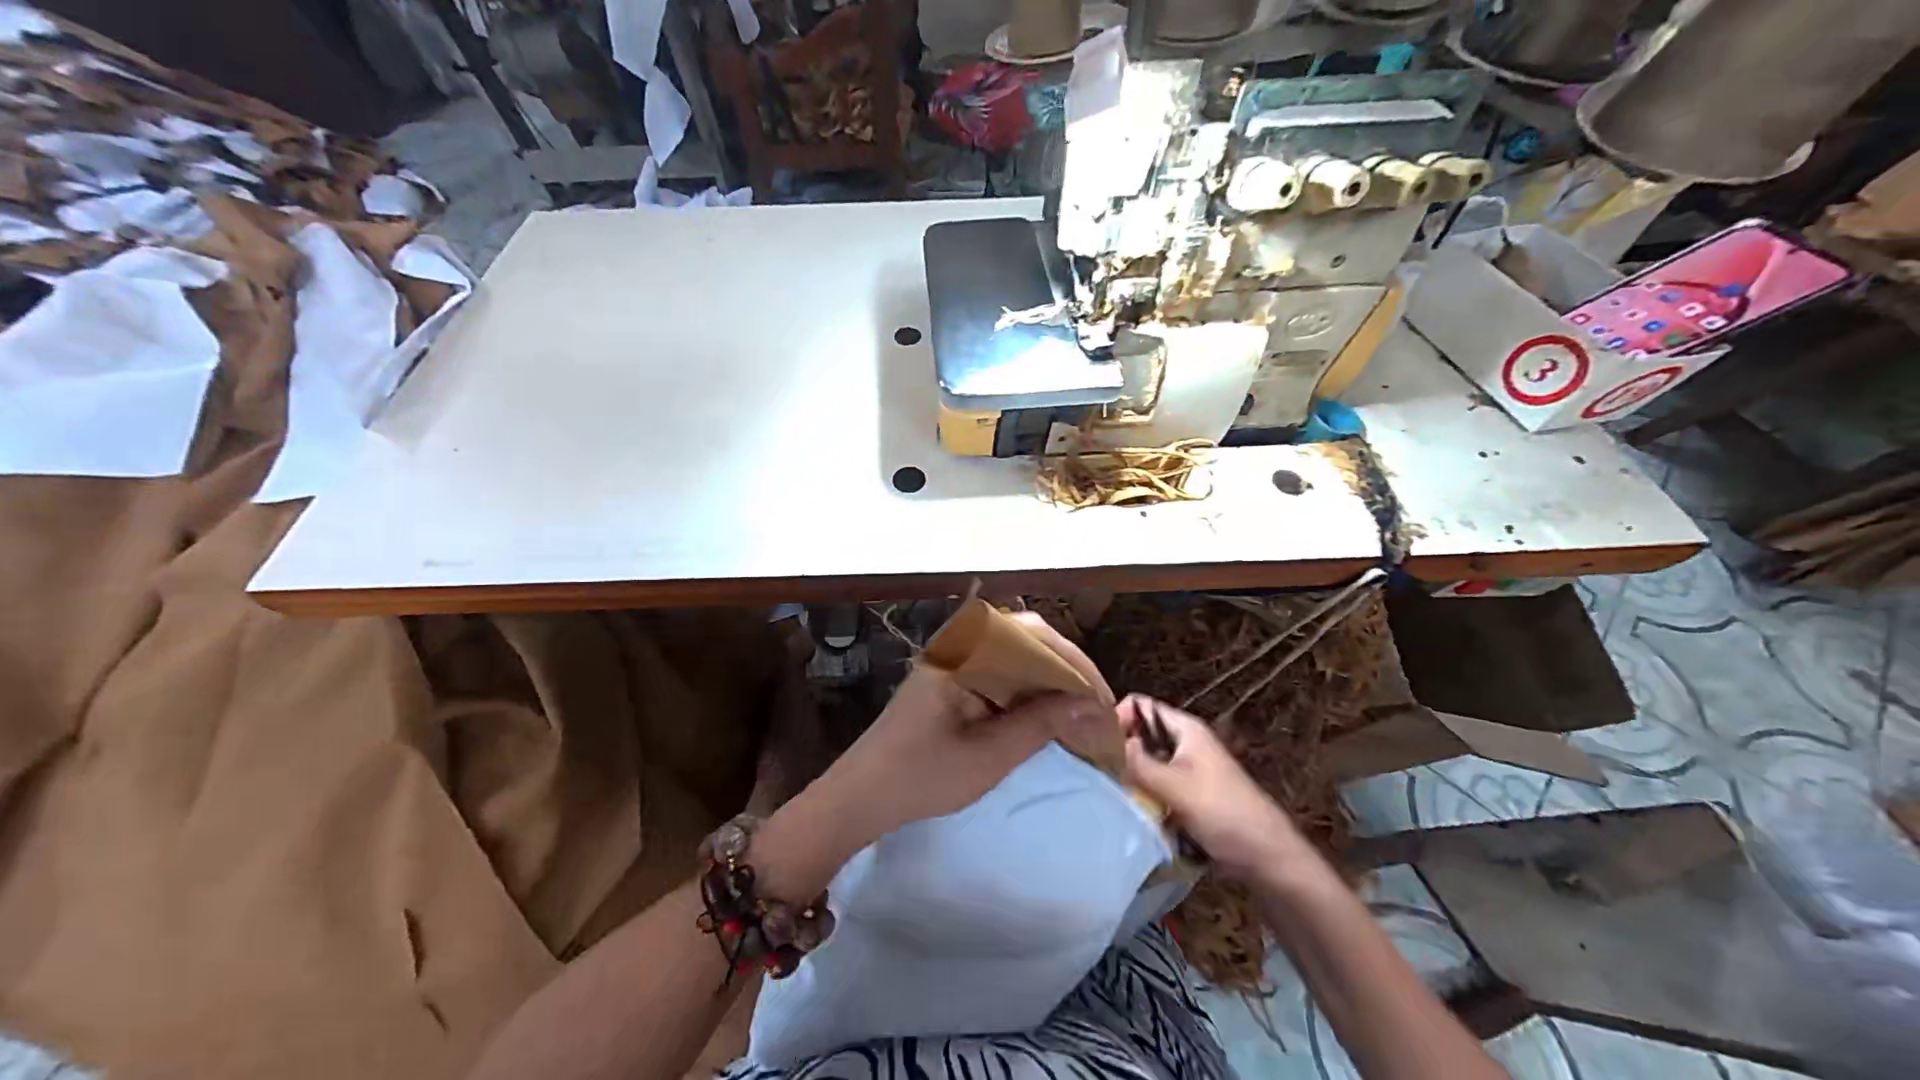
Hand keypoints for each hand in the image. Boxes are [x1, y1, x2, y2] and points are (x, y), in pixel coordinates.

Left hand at [756, 661, 1109, 900]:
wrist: (860, 797)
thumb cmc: (922, 777)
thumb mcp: (989, 755)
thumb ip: (1042, 723)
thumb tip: (1092, 706)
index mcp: (964, 652)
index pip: (1033, 637)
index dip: (1075, 666)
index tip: (1101, 703)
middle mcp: (960, 646)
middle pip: (1028, 641)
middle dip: (1068, 673)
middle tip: (1097, 710)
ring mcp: (955, 663)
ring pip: (1018, 659)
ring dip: (1051, 684)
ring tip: (1082, 716)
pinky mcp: (954, 683)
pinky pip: (1001, 675)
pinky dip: (1029, 695)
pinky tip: (1048, 718)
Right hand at [1118, 695, 1307, 881]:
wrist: (1266, 855)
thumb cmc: (1223, 812)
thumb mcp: (1174, 786)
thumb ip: (1138, 762)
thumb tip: (1107, 743)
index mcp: (1185, 729)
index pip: (1139, 705)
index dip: (1118, 717)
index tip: (1100, 745)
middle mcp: (1184, 742)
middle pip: (1141, 733)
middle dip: (1120, 748)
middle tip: (1101, 770)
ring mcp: (1187, 769)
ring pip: (1147, 760)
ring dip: (1131, 773)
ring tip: (1112, 790)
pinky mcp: (1187, 794)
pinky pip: (1155, 784)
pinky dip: (1143, 792)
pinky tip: (1132, 808)